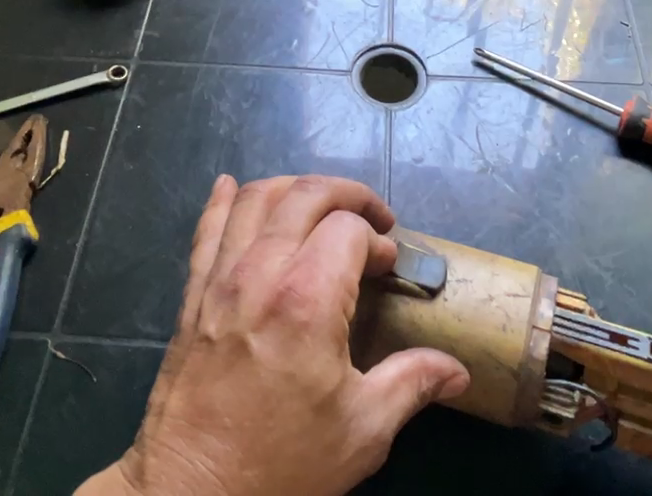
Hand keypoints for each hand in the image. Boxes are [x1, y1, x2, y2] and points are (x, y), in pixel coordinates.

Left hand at [79, 175, 470, 495]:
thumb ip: (412, 384)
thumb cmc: (284, 463)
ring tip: (320, 203)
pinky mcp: (193, 294)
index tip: (389, 264)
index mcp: (308, 299)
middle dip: (346, 194)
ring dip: (294, 187)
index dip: (376, 239)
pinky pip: (207, 228)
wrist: (194, 493)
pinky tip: (232, 186)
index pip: (348, 231)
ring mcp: (221, 278)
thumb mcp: (363, 430)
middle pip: (305, 195)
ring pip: (255, 198)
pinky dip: (223, 200)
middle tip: (370, 217)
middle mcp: (261, 272)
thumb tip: (457, 371)